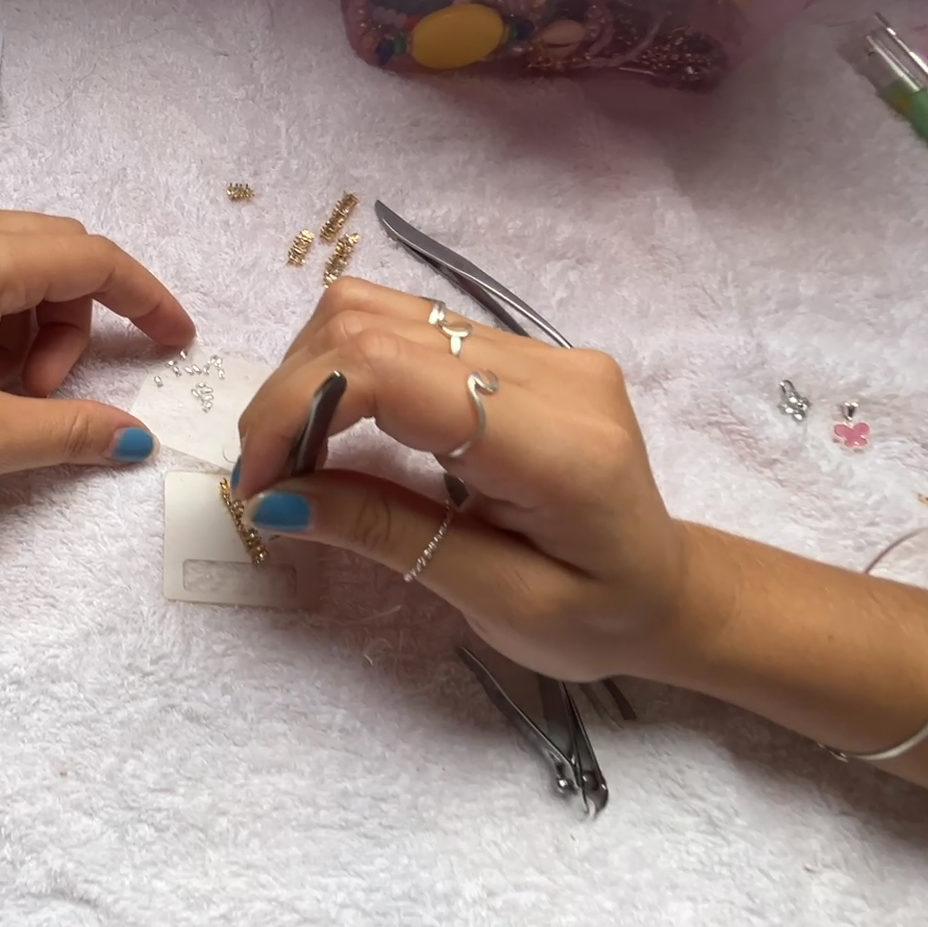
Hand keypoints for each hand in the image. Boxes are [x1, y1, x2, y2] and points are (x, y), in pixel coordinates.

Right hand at [231, 279, 687, 681]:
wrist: (669, 586)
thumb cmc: (598, 616)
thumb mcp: (495, 601)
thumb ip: (384, 536)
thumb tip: (275, 499)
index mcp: (557, 445)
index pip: (390, 371)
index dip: (296, 410)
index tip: (258, 480)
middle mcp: (546, 368)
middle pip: (366, 328)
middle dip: (286, 399)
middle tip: (265, 475)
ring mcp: (528, 345)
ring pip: (367, 310)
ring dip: (302, 375)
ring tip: (292, 448)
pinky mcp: (504, 345)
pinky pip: (389, 323)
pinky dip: (332, 366)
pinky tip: (328, 418)